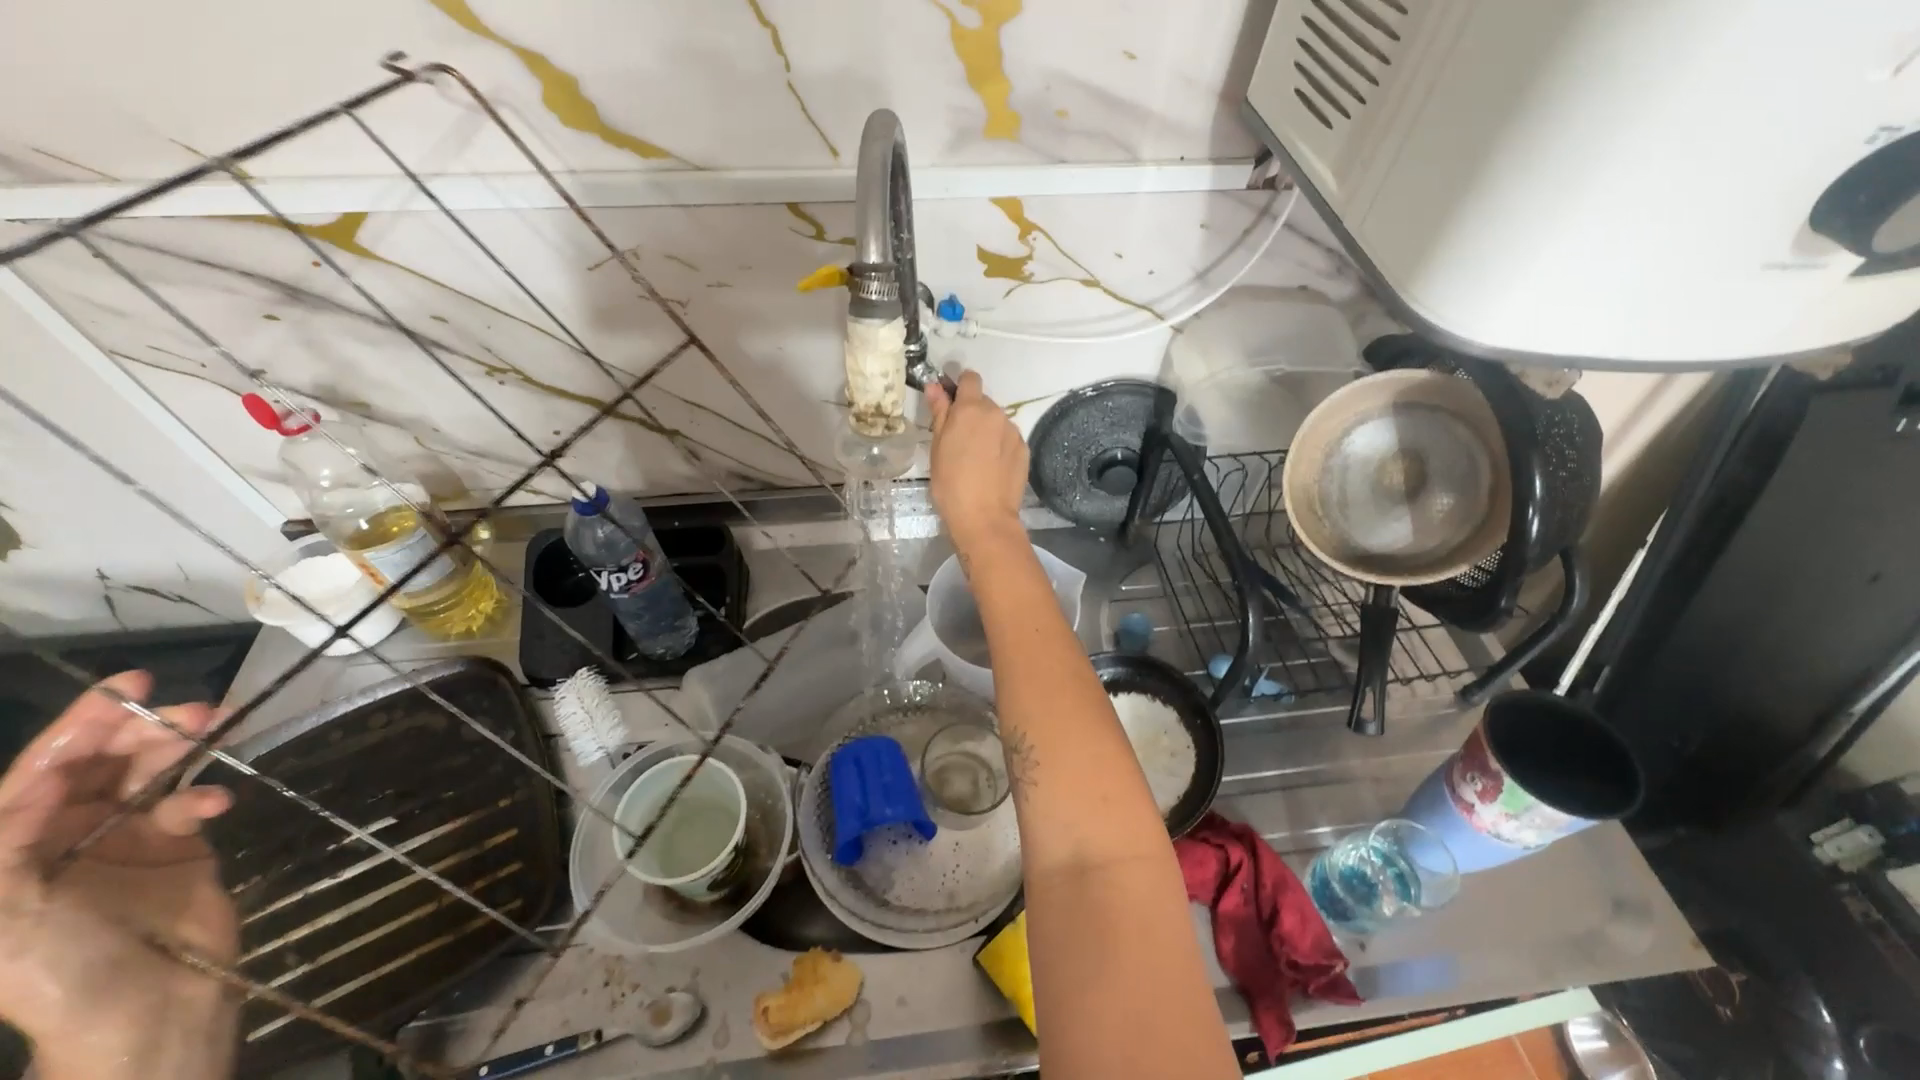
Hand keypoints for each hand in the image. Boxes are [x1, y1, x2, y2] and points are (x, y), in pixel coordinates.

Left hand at [0, 671, 239, 1079]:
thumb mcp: (7, 914)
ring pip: (149, 772)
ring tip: (213, 727)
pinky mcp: (179, 847)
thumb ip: (10, 842)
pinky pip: (189, 804)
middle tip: (182, 706)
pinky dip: (204, 795)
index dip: (76, 728)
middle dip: (136, 729)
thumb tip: (44, 773)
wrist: (146, 1012)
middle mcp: (64, 834)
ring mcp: (125, 839)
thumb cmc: (57, 970)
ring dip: (178, 747)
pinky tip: (217, 803)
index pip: (39, 773)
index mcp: (11, 848)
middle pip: (98, 763)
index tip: (125, 689)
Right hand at [926, 369, 1029, 555]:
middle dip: (972, 414)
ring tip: (977, 458)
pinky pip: (1008, 439)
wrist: (984, 517)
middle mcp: (996, 413)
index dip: (960, 386)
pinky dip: (1000, 447)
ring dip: (987, 430)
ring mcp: (1013, 432)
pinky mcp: (1024, 450)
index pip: (970, 378)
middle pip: (984, 402)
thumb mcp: (937, 446)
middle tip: (959, 440)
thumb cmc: (951, 482)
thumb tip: (935, 386)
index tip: (952, 402)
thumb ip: (939, 412)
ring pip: (997, 422)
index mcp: (972, 408)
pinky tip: (992, 468)